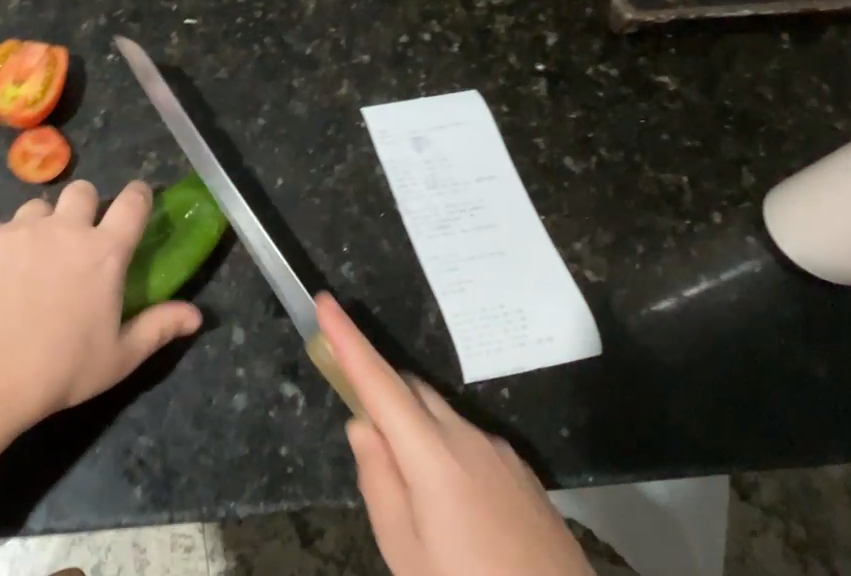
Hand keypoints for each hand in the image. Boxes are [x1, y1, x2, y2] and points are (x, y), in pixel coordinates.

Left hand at [0, 180, 202, 424]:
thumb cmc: (62, 368)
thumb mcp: (120, 357)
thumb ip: (159, 327)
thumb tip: (196, 315)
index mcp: (106, 252)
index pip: (133, 202)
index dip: (138, 195)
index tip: (137, 198)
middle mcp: (66, 228)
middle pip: (82, 191)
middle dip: (85, 205)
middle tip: (78, 235)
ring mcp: (23, 228)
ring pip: (39, 207)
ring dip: (43, 223)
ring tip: (34, 256)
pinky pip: (2, 227)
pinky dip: (6, 244)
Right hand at [319, 294, 592, 575]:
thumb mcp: (403, 548)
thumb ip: (378, 479)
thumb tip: (364, 427)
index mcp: (432, 454)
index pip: (379, 382)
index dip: (348, 340)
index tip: (327, 302)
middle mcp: (468, 437)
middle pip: (411, 392)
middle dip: (381, 393)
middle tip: (365, 436)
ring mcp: (501, 453)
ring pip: (441, 418)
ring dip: (415, 429)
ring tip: (413, 495)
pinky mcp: (523, 473)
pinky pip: (470, 442)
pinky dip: (446, 449)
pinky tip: (453, 505)